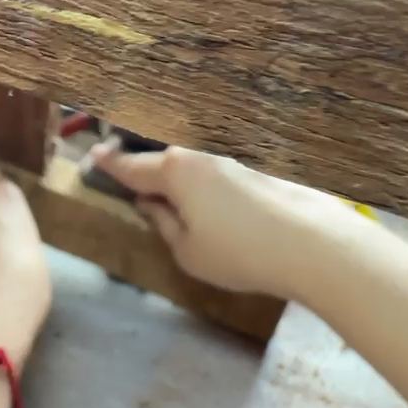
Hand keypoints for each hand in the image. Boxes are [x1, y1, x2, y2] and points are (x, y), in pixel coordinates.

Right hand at [90, 143, 362, 298]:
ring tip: (169, 206)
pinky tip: (209, 212)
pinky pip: (212, 177)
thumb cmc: (240, 251)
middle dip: (142, 172)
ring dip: (175, 184)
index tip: (92, 156)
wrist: (315, 243)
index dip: (109, 165)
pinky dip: (201, 189)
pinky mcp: (254, 173)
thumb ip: (164, 225)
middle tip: (127, 184)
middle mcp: (198, 158)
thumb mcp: (188, 251)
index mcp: (174, 172)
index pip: (131, 167)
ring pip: (189, 170)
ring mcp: (229, 162)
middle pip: (161, 163)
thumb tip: (152, 206)